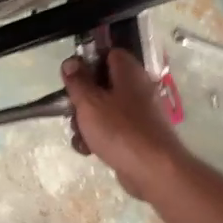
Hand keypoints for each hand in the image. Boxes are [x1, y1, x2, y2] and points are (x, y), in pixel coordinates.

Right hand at [61, 50, 187, 199]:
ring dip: (86, 123)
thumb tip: (70, 61)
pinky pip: (112, 130)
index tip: (72, 77)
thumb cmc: (119, 130)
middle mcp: (136, 89)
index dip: (88, 62)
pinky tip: (89, 151)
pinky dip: (99, 138)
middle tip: (73, 112)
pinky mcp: (137, 136)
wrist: (152, 169)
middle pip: (102, 85)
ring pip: (104, 110)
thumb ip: (77, 81)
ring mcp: (138, 114)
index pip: (109, 54)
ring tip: (80, 137)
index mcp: (129, 73)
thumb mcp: (90, 103)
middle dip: (82, 100)